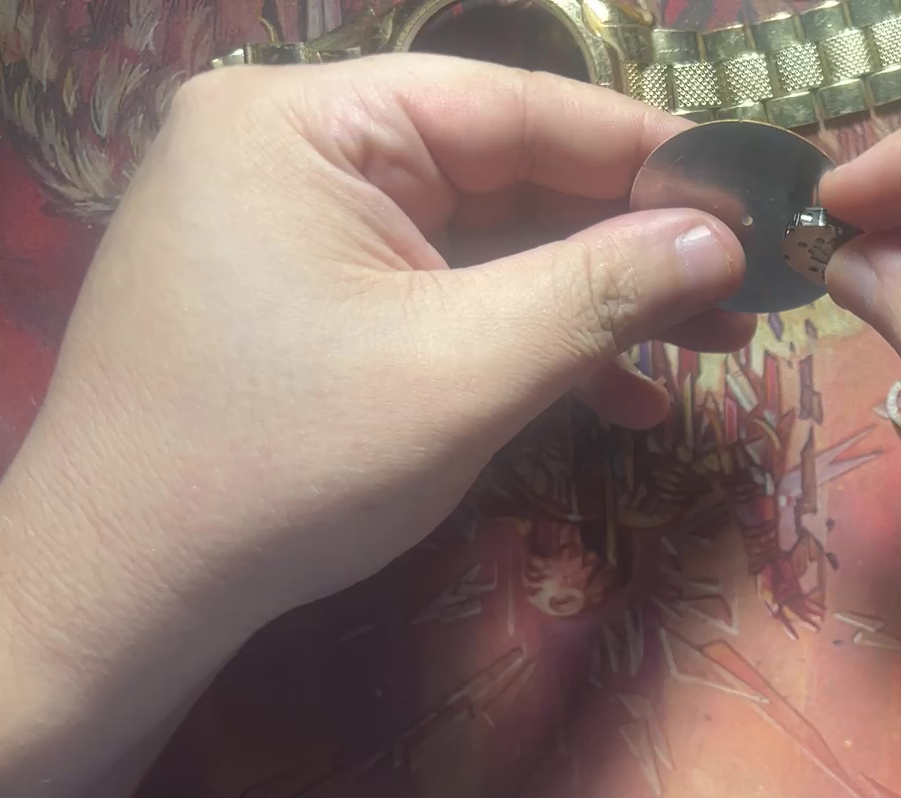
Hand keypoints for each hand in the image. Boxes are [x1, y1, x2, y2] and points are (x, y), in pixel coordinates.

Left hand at [0, 54, 747, 678]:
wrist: (151, 584)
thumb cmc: (294, 461)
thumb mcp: (471, 366)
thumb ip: (605, 291)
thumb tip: (724, 240)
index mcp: (319, 128)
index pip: (519, 109)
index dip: (647, 152)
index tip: (748, 194)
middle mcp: (330, 163)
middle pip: (529, 181)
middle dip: (645, 242)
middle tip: (748, 281)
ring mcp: (348, 242)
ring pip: (523, 251)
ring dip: (624, 301)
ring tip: (723, 338)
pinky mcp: (369, 310)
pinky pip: (490, 306)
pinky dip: (568, 349)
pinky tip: (636, 400)